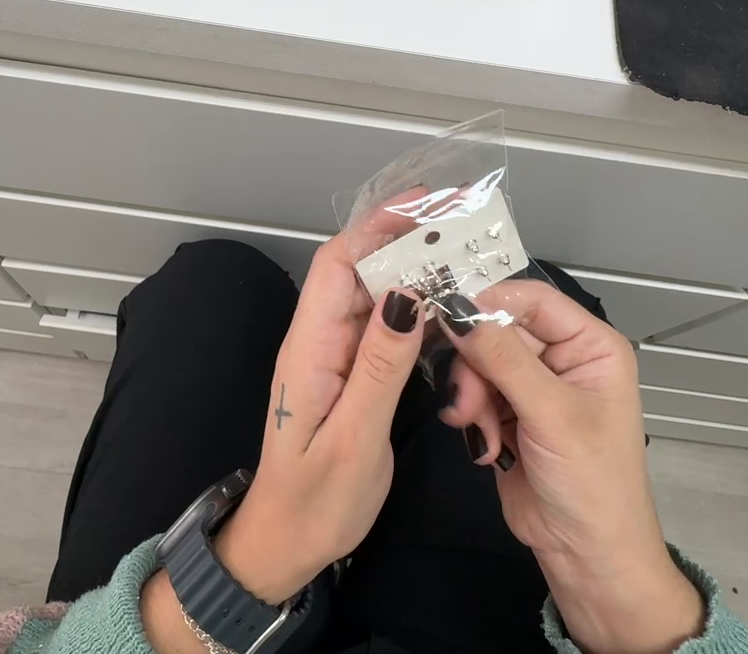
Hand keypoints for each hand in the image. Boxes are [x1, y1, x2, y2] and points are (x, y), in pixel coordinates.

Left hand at [141, 205, 426, 651]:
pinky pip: (381, 326)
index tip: (422, 203)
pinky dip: (412, 309)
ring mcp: (333, 354)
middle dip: (402, 237)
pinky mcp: (349, 371)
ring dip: (411, 270)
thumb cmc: (315, 501)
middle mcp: (318, 339)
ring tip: (461, 254)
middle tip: (457, 220)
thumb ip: (379, 366)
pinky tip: (446, 307)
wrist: (286, 543)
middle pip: (357, 270)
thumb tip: (408, 296)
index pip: (337, 265)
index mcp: (309, 347)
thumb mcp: (354, 437)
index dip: (375, 227)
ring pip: (373, 295)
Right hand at [440, 280, 703, 653]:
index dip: (489, 302)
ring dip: (471, 395)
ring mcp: (532, 385)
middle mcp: (561, 356)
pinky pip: (474, 391)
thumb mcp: (551, 415)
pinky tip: (485, 447)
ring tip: (476, 429)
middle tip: (466, 401)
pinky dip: (471, 416)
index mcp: (590, 345)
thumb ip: (503, 358)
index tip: (447, 316)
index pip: (532, 299)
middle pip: (497, 329)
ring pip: (478, 360)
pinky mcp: (508, 411)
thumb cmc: (592, 484)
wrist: (587, 560)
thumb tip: (456, 308)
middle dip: (476, 364)